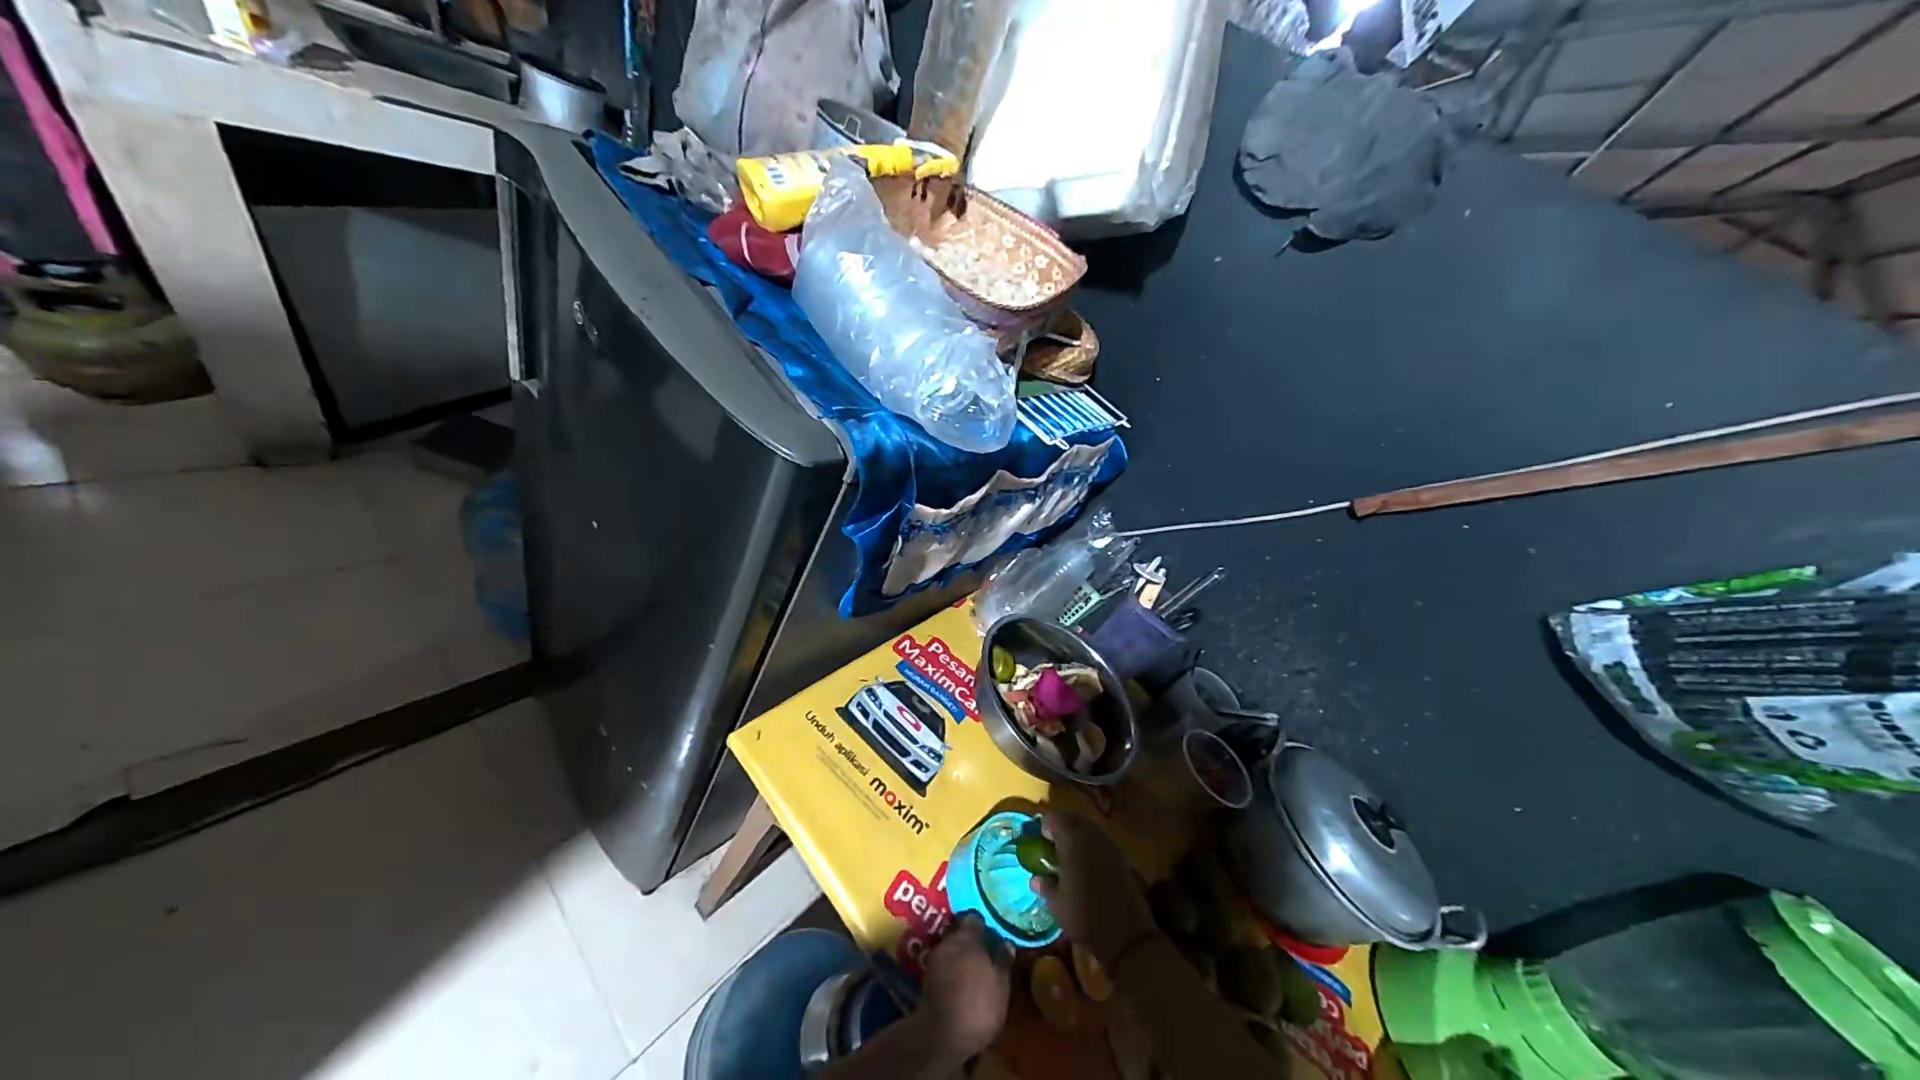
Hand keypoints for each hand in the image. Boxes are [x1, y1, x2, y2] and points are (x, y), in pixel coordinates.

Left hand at [918, 915, 1010, 1062]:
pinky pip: (943, 964)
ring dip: (961, 956)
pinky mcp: (927, 978)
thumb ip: (1003, 961)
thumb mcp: (1001, 985)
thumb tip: (1006, 943)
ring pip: (951, 949)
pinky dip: (951, 969)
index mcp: (968, 937)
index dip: (984, 926)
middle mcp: (949, 941)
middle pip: (961, 932)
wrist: (941, 1035)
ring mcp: (935, 959)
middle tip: (986, 954)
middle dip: (972, 941)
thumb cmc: (978, 1005)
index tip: (993, 935)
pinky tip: (961, 982)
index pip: (975, 919)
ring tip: (974, 970)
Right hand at [1031, 809, 1156, 968]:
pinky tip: (1087, 866)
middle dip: (1062, 827)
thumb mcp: (1057, 903)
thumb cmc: (1084, 917)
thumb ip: (1045, 885)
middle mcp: (1092, 836)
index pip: (1055, 818)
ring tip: (1069, 856)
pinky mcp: (1123, 859)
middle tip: (1052, 845)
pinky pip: (1102, 843)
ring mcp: (1111, 846)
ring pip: (1090, 829)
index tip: (1039, 841)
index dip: (1045, 826)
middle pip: (1074, 819)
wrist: (1127, 935)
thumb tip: (1036, 878)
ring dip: (1078, 836)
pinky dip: (1092, 847)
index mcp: (1072, 841)